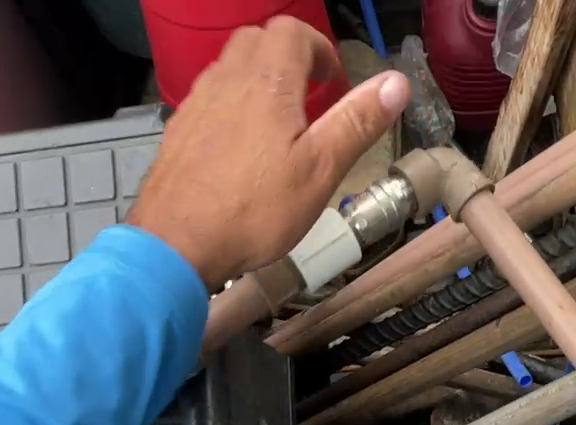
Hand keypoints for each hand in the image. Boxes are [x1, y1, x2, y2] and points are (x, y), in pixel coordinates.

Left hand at [127, 17, 410, 287]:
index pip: (293, 32)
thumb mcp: (320, 170)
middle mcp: (227, 79)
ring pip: (230, 70)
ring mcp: (198, 105)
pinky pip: (211, 103)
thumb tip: (396, 83)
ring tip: (280, 128)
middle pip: (258, 42)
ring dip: (259, 84)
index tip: (334, 83)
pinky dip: (233, 111)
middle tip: (310, 98)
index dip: (320, 49)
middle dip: (289, 60)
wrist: (179, 242)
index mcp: (268, 81)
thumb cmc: (255, 210)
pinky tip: (243, 154)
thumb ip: (356, 123)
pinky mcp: (181, 133)